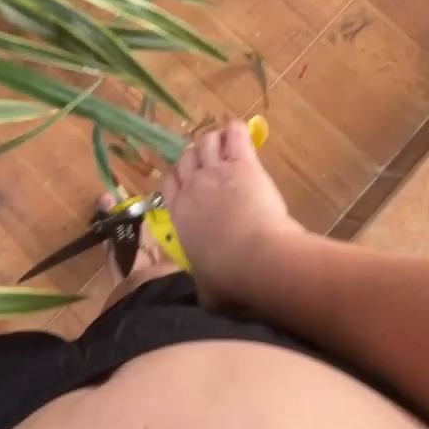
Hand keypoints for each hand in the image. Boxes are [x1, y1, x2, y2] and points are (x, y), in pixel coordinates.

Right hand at [159, 121, 302, 310]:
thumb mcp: (206, 288)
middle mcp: (193, 187)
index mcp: (179, 212)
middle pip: (186, 157)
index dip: (178, 177)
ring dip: (215, 142)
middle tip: (211, 164)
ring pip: (207, 141)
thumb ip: (202, 284)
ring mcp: (217, 172)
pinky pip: (235, 135)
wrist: (259, 260)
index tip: (189, 181)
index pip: (169, 181)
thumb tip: (206, 298)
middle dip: (196, 157)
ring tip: (226, 148)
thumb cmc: (230, 279)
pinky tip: (240, 134)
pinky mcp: (244, 164)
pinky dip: (236, 131)